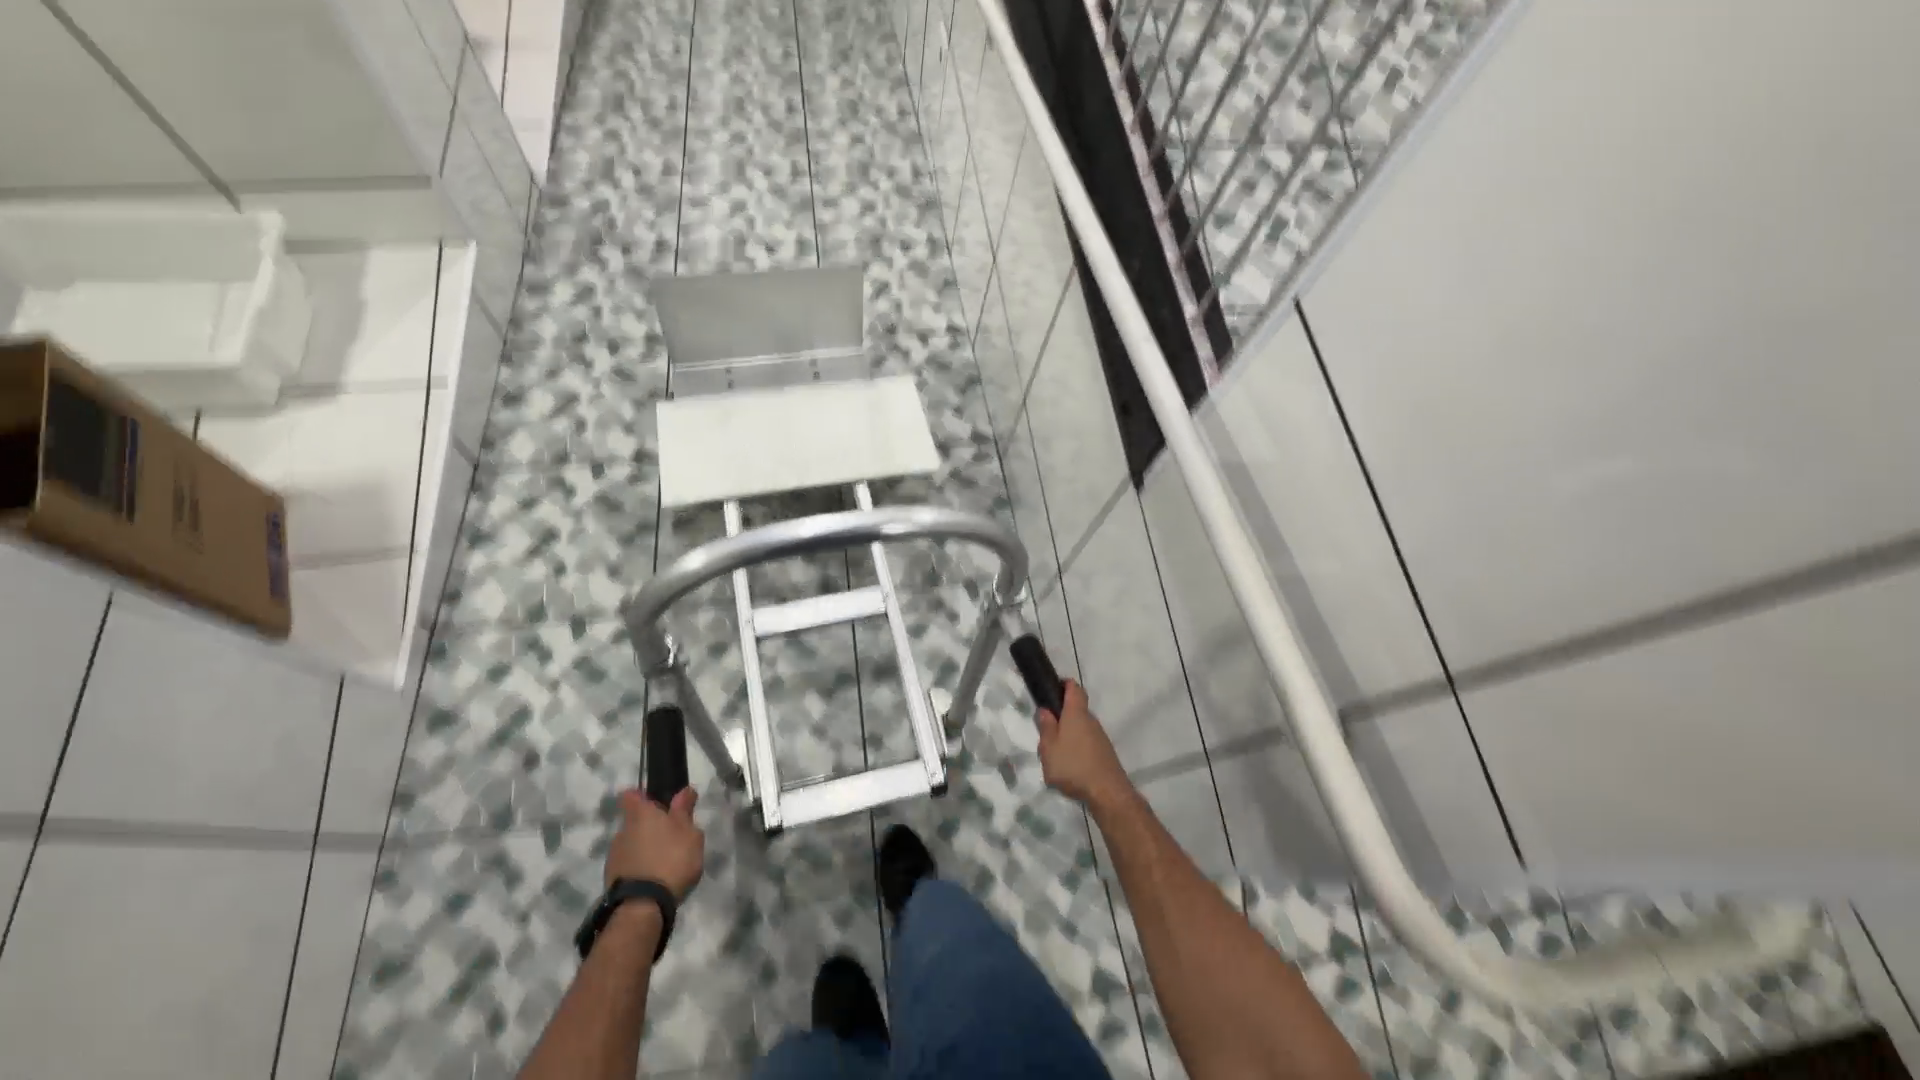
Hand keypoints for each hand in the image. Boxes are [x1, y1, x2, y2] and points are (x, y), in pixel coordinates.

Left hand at [606, 788, 703, 899]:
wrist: (643, 905)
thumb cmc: (671, 860)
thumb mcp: (690, 834)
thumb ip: (685, 812)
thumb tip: (685, 791)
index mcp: (641, 814)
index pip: (631, 795)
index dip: (641, 796)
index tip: (656, 803)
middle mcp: (622, 830)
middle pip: (634, 822)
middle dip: (649, 828)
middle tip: (671, 839)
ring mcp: (614, 855)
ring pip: (631, 844)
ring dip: (644, 849)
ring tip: (664, 863)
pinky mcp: (611, 877)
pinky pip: (628, 865)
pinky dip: (639, 868)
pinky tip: (654, 879)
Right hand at [1036, 680, 1132, 807]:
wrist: (1107, 792)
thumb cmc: (1073, 766)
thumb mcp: (1049, 748)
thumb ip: (1046, 727)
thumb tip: (1045, 710)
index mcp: (1076, 714)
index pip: (1074, 688)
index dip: (1063, 684)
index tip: (1051, 689)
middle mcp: (1091, 720)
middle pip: (1076, 710)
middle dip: (1061, 717)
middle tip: (1045, 732)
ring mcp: (1100, 737)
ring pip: (1081, 728)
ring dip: (1068, 735)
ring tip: (1054, 754)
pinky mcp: (1104, 753)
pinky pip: (1087, 743)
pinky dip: (1077, 748)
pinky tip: (1069, 765)